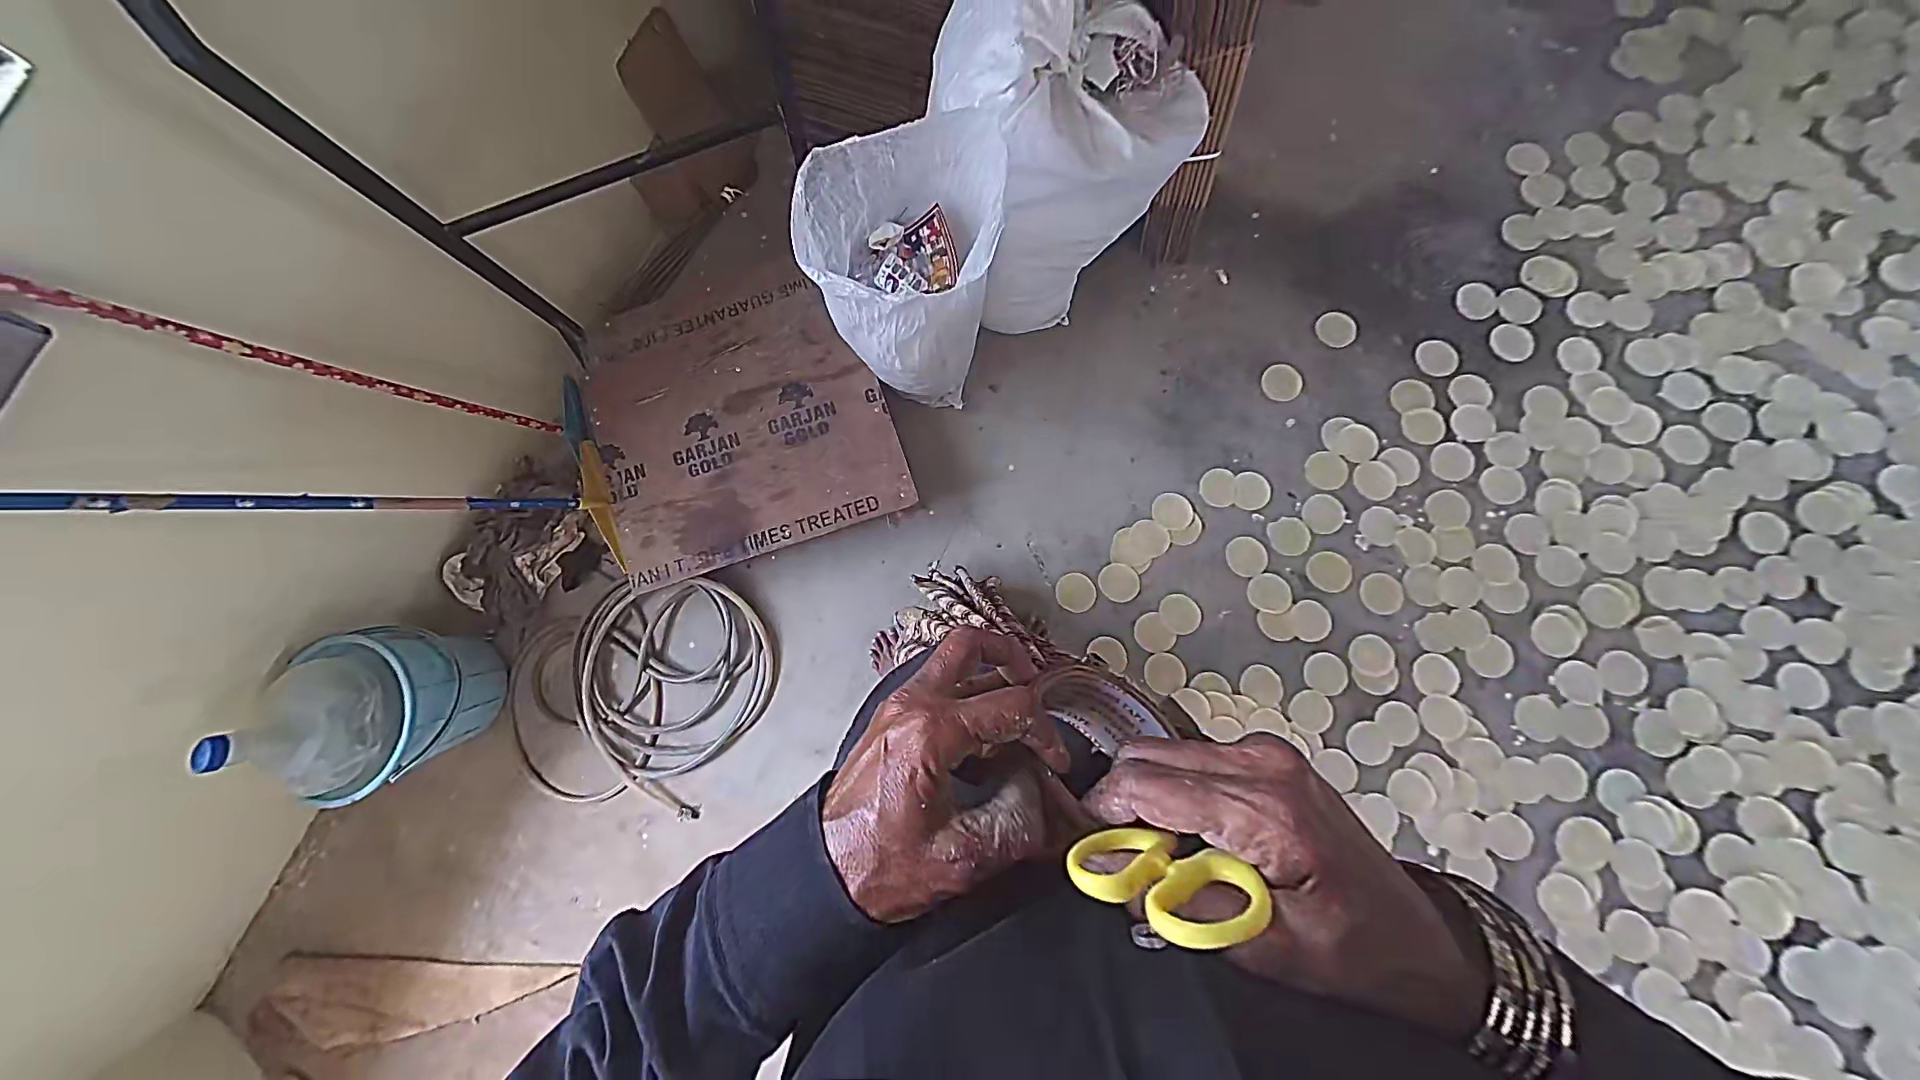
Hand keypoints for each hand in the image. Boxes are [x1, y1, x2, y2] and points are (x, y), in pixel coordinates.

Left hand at [823, 628, 1083, 923]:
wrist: (826, 873)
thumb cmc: (875, 864)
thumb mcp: (962, 856)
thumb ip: (1018, 821)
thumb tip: (1044, 794)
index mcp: (930, 732)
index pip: (1012, 704)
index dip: (1045, 732)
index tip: (1053, 759)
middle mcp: (911, 706)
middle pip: (971, 645)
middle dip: (1012, 658)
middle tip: (1036, 685)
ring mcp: (897, 708)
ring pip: (952, 660)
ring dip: (988, 675)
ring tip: (1012, 718)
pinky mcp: (892, 720)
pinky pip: (937, 686)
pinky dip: (967, 697)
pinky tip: (982, 742)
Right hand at [1082, 734, 1489, 1038]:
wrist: (1419, 937)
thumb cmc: (1356, 949)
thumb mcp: (1265, 948)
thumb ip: (1178, 904)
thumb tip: (1110, 868)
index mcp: (1266, 809)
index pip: (1146, 782)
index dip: (1103, 814)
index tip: (1092, 849)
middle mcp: (1261, 762)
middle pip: (1144, 755)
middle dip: (1119, 804)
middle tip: (1128, 858)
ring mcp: (1263, 752)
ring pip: (1160, 752)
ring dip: (1145, 797)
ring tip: (1165, 853)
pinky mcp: (1263, 755)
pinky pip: (1187, 757)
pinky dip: (1171, 790)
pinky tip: (1191, 834)